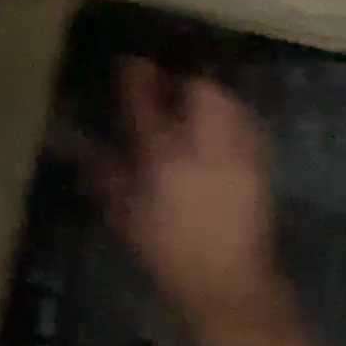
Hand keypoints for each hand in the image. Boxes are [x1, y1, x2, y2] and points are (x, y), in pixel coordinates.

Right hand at [88, 58, 289, 335]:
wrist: (229, 284)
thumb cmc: (168, 254)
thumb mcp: (126, 217)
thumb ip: (106, 172)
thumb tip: (85, 141)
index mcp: (164, 155)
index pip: (146, 100)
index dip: (135, 74)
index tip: (128, 61)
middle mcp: (205, 143)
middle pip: (198, 88)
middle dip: (181, 80)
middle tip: (165, 88)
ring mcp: (239, 149)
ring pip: (225, 100)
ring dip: (206, 95)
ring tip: (190, 106)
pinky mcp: (261, 160)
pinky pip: (244, 120)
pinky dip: (229, 115)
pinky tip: (217, 130)